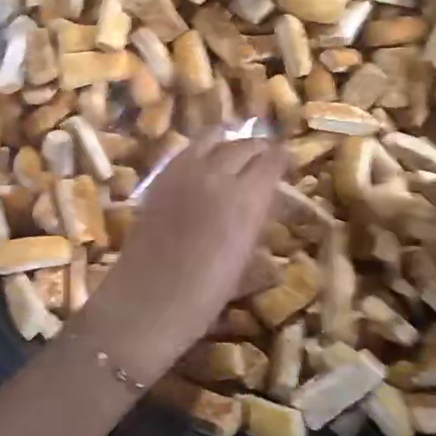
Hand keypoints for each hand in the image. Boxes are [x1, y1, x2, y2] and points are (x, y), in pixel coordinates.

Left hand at [76, 132, 286, 376]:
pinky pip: (185, 151)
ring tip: (234, 149)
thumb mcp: (245, 260)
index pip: (271, 161)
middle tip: (264, 154)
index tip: (286, 157)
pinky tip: (203, 159)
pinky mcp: (159, 177)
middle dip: (257, 148)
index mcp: (246, 197)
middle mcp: (216, 174)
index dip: (281, 157)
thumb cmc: (206, 293)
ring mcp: (183, 172)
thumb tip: (264, 202)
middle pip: (242, 145)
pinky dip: (200, 149)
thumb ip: (255, 222)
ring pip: (211, 139)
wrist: (149, 297)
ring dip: (227, 141)